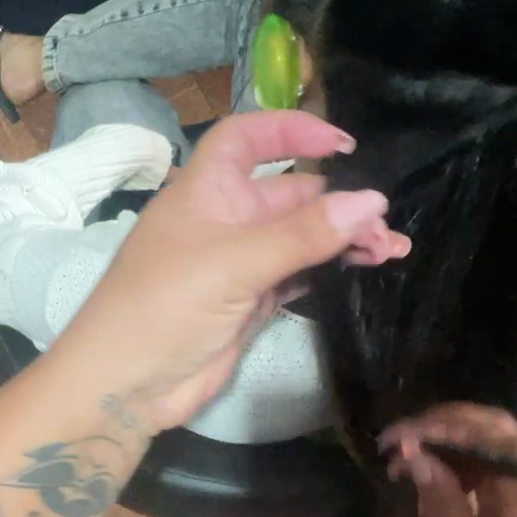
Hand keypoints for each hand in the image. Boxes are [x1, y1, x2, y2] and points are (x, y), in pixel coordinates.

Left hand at [48, 110, 409, 430]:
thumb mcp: (233, 263)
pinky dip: (328, 272)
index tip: (343, 144)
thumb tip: (372, 201)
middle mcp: (224, 220)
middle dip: (339, 204)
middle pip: (290, 195)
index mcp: (206, 190)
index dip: (291, 131)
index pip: (248, 138)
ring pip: (300, 239)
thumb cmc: (163, 307)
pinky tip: (363, 271)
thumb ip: (302, 234)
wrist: (126, 385)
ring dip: (342, 240)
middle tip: (385, 229)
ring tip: (390, 250)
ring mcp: (237, 264)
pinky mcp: (248, 303)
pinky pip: (297, 276)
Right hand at [381, 404, 516, 516]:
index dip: (457, 428)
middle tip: (399, 437)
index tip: (411, 436)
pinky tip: (422, 470)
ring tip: (400, 455)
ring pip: (490, 447)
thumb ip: (440, 499)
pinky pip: (486, 468)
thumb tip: (415, 453)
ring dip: (445, 443)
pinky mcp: (516, 504)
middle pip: (501, 436)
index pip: (505, 443)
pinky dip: (453, 463)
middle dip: (448, 427)